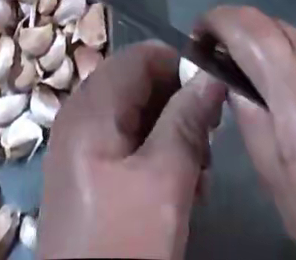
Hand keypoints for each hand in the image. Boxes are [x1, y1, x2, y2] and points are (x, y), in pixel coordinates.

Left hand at [37, 42, 226, 259]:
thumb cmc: (124, 243)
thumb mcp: (165, 179)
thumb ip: (189, 118)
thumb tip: (213, 71)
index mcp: (91, 107)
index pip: (143, 54)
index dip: (182, 65)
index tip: (215, 94)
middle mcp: (80, 116)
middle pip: (141, 83)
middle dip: (181, 103)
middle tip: (211, 138)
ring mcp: (81, 148)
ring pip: (139, 114)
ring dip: (175, 132)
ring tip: (201, 170)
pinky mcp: (87, 177)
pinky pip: (129, 143)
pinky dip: (158, 153)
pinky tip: (182, 186)